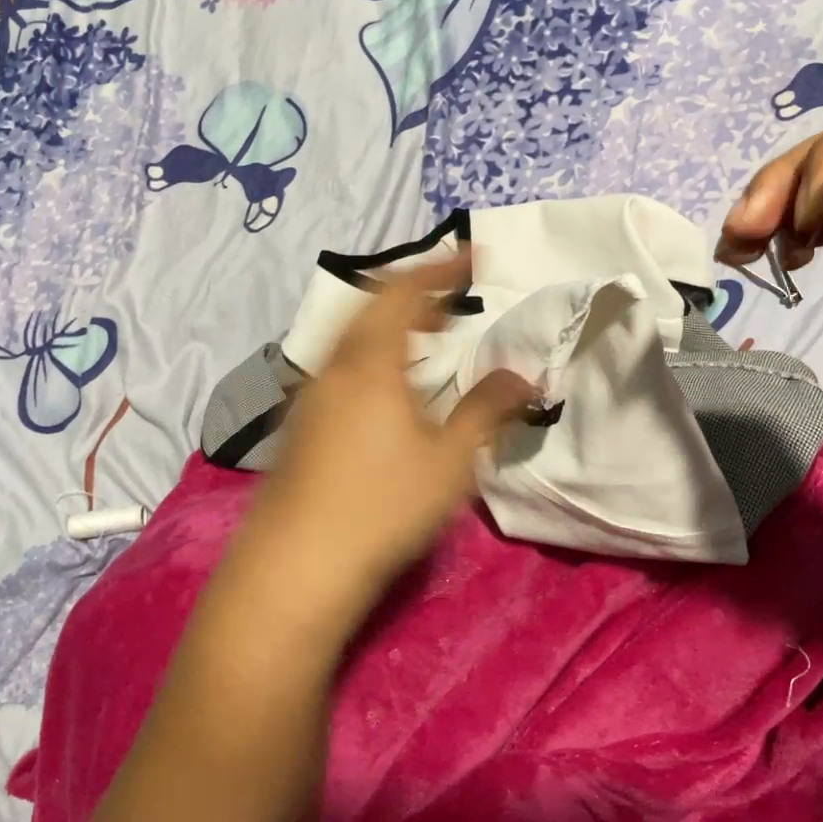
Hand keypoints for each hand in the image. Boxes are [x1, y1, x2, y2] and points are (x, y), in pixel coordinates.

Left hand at [243, 252, 533, 617]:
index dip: (439, 269)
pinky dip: (371, 353)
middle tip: (452, 299)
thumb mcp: (449, 459)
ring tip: (426, 338)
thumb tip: (524, 375)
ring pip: (350, 336)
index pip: (403, 291)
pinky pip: (340, 364)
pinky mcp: (299, 425)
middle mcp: (333, 366)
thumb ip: (487, 409)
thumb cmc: (382, 505)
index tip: (473, 258)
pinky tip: (388, 389)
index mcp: (370, 360)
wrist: (298, 564)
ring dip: (390, 325)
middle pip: (370, 307)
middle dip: (414, 294)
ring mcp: (309, 395)